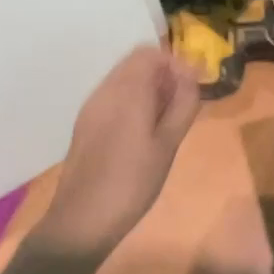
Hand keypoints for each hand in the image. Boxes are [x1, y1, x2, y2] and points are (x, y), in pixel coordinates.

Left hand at [37, 47, 201, 254]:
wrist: (81, 220)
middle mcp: (105, 91)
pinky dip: (132, 101)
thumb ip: (182, 105)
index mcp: (127, 92)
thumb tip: (191, 76)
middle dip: (162, 74)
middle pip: (135, 63)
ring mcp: (91, 107)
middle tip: (182, 103)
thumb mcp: (167, 145)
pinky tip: (143, 131)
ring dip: (148, 88)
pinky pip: (113, 97)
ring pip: (124, 79)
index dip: (175, 63)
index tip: (193, 86)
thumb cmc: (131, 183)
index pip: (150, 53)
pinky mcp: (85, 123)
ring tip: (166, 119)